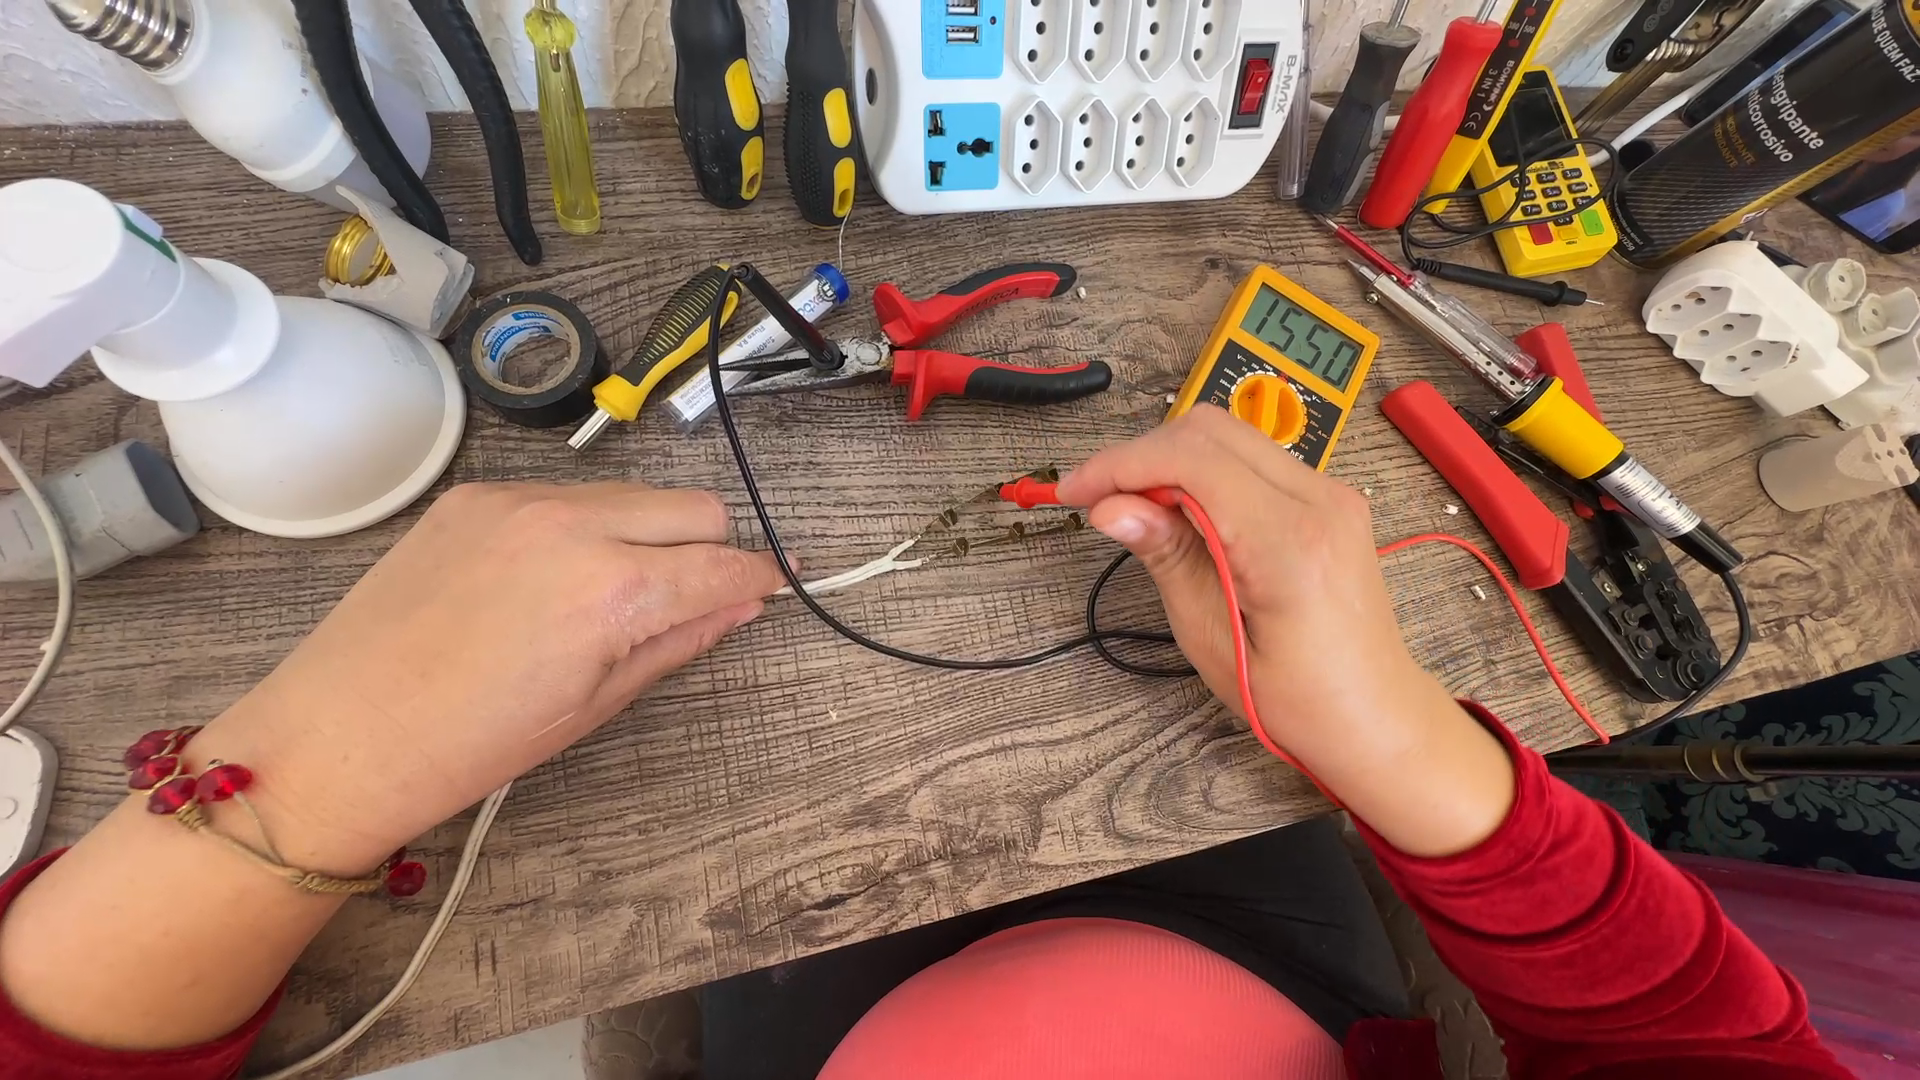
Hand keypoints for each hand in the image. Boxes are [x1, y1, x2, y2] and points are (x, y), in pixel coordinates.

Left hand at [191, 482, 786, 873]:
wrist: (336, 738)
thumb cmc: (479, 743)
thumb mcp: (602, 700)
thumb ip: (685, 638)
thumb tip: (745, 603)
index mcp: (612, 591)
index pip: (725, 565)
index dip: (764, 575)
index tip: (780, 581)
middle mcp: (575, 524)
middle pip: (697, 507)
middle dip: (715, 548)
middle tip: (697, 593)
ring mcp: (522, 499)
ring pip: (639, 494)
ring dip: (655, 532)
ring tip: (620, 586)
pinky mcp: (479, 494)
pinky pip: (575, 493)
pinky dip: (595, 525)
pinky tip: (558, 573)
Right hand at [1058, 407, 1513, 855]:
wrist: (1375, 715)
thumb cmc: (1293, 699)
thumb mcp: (1211, 637)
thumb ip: (1166, 557)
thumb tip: (1111, 508)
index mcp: (1289, 542)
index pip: (1191, 460)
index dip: (1120, 465)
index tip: (1073, 490)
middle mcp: (1319, 500)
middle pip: (1208, 431)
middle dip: (1140, 455)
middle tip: (1097, 498)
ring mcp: (1329, 493)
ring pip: (1227, 437)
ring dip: (1167, 459)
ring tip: (1130, 506)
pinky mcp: (1326, 498)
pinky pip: (1248, 459)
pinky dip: (1199, 470)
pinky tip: (1176, 510)